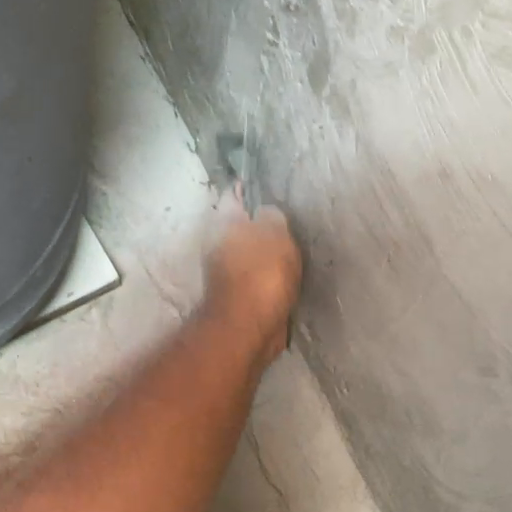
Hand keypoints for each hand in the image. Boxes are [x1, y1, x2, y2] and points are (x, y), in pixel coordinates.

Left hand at [203, 190, 301, 365]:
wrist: (249, 327)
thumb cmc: (260, 272)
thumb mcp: (274, 231)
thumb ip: (272, 216)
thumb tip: (265, 214)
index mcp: (224, 222)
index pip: (233, 194)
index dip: (248, 187)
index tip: (264, 184)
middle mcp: (219, 245)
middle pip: (240, 226)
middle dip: (258, 222)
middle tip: (286, 218)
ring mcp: (227, 274)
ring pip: (249, 253)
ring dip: (266, 252)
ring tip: (292, 247)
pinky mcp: (239, 298)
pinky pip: (258, 278)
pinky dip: (270, 277)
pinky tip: (288, 275)